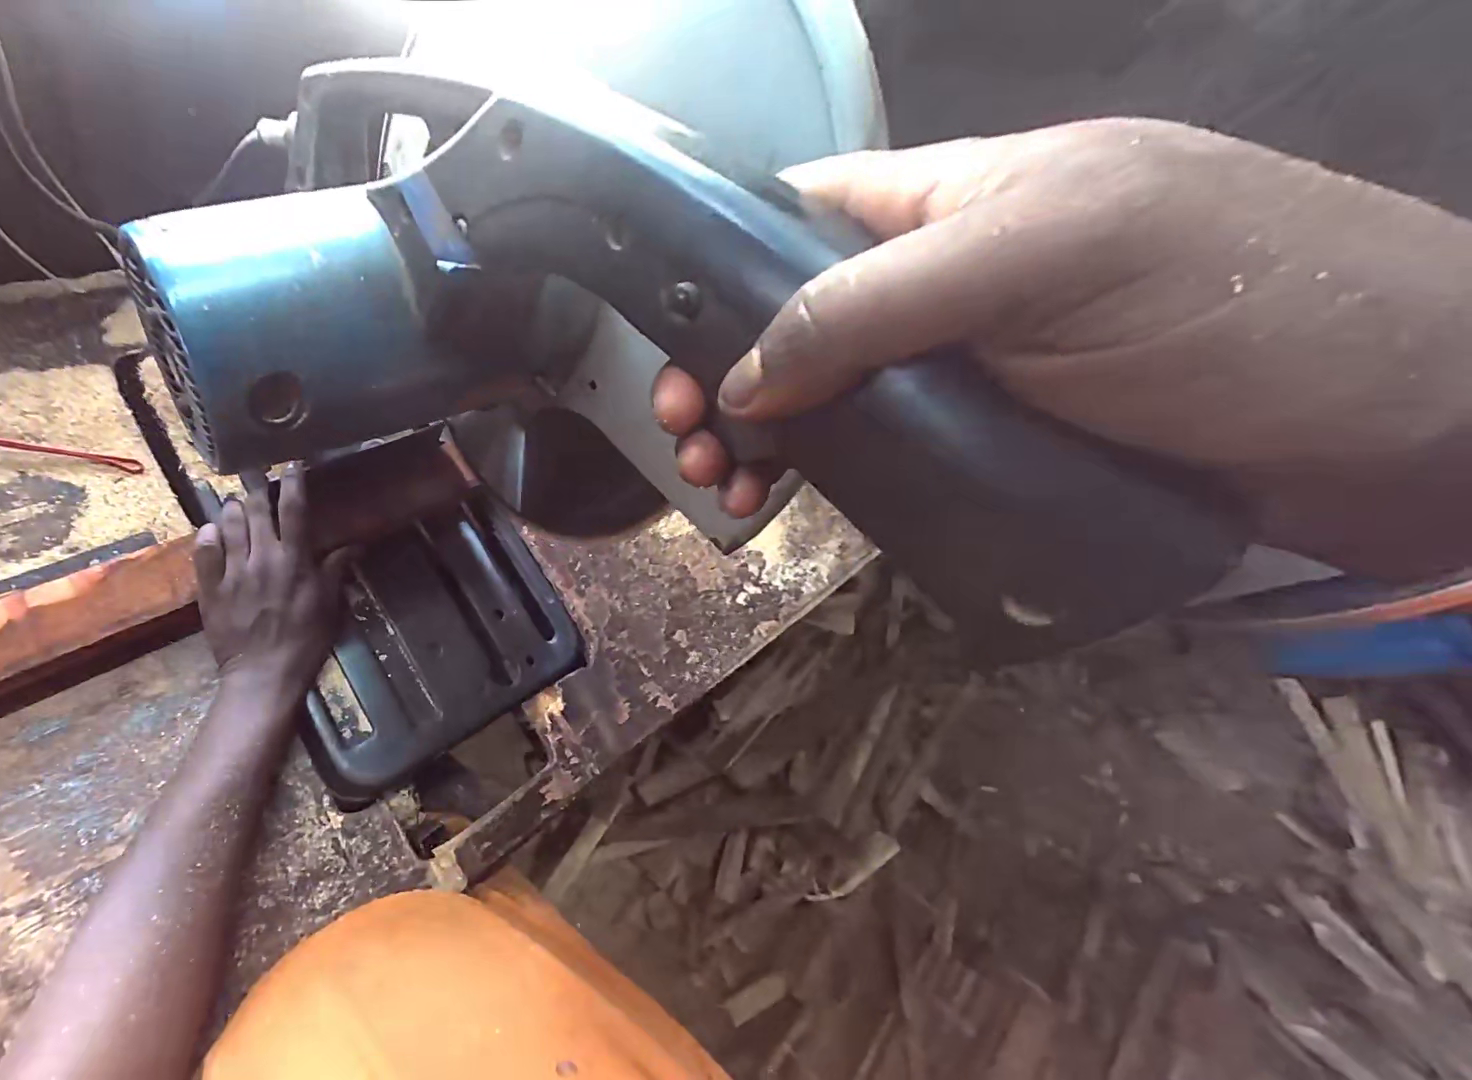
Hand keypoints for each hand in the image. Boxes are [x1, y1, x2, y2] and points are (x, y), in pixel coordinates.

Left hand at [192, 468, 352, 699]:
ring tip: (234, 501)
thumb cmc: (304, 639)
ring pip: (228, 526)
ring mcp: (232, 572)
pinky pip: (204, 553)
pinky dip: (207, 536)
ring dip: (231, 508)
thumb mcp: (328, 605)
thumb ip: (335, 570)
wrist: (263, 673)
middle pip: (255, 511)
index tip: (293, 465)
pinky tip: (211, 529)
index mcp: (294, 561)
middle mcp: (262, 558)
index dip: (294, 483)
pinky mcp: (211, 588)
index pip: (293, 511)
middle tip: (256, 477)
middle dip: (256, 489)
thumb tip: (355, 545)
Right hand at [654, 118, 1471, 579]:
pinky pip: (841, 448)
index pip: (792, 215)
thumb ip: (874, 305)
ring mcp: (927, 367)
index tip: (671, 339)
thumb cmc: (1236, 305)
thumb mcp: (1046, 260)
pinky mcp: (945, 438)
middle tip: (682, 430)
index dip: (716, 272)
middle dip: (714, 374)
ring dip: (742, 436)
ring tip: (716, 479)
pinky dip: (791, 475)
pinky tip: (764, 502)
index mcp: (935, 202)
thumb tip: (741, 379)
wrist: (1387, 434)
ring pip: (799, 393)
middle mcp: (915, 281)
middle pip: (776, 321)